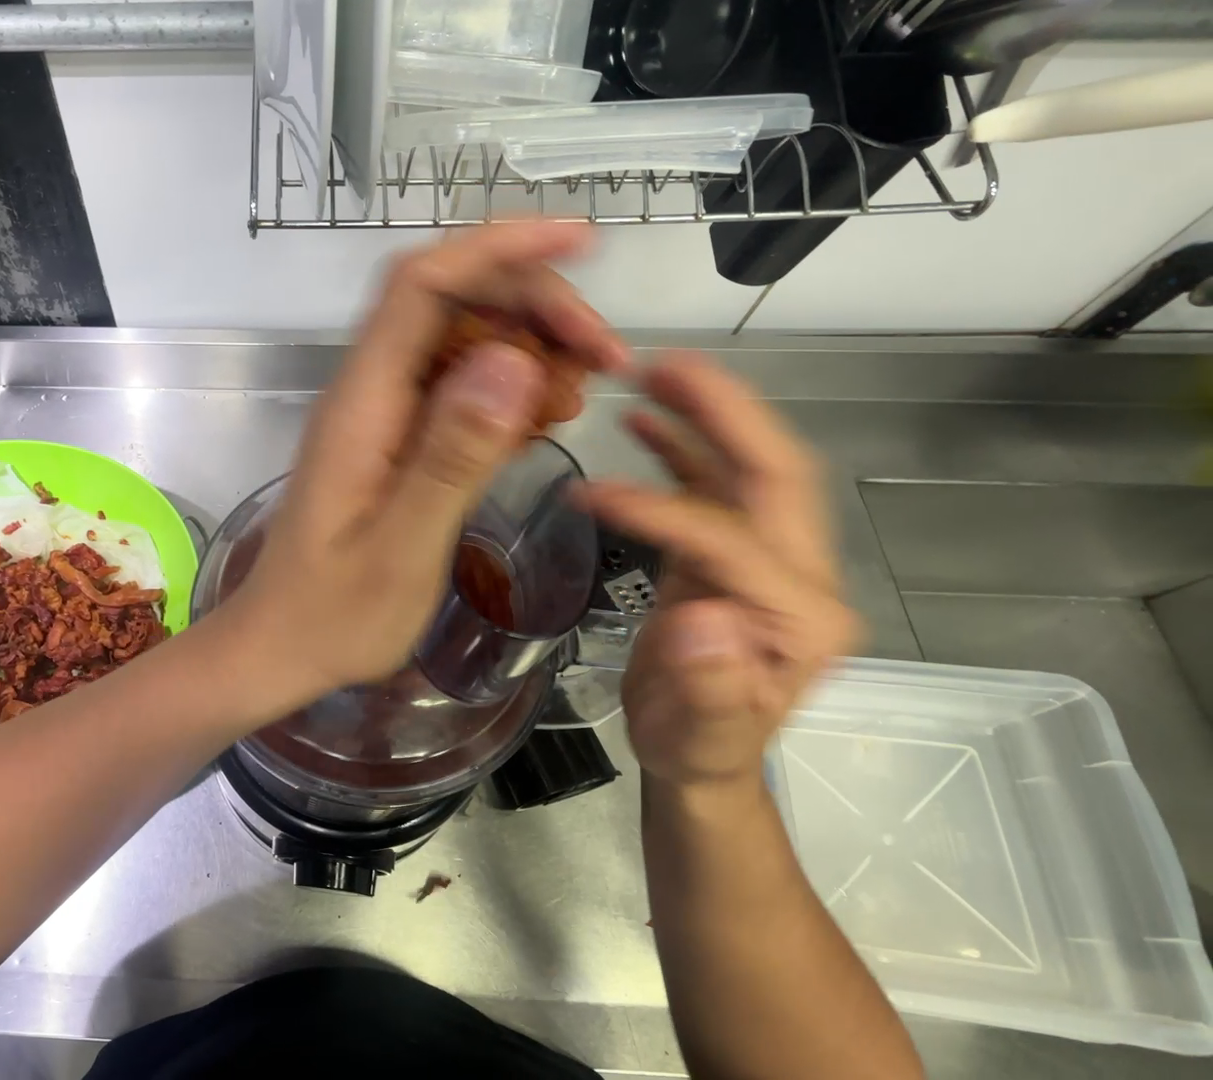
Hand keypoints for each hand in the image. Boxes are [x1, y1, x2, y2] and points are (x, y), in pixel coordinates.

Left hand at [217, 222, 629, 710]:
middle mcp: (369, 394)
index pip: (424, 286)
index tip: (584, 243)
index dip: (500, 247)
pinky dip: (507, 393)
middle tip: (606, 358)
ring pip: (461, 343)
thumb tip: (512, 359)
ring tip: (585, 391)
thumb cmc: (334, 615)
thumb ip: (451, 457)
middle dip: (534, 307)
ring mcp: (381, 417)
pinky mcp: (395, 445)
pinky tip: (546, 422)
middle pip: (452, 303)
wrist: (281, 648)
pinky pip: (457, 392)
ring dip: (529, 349)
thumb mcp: (402, 547)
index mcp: (363, 404)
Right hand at [583, 353, 858, 788]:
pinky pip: (715, 489)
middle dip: (725, 415)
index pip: (733, 539)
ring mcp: (769, 560)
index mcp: (803, 617)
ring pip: (747, 469)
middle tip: (665, 367)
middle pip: (775, 474)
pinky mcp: (733, 555)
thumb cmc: (699, 750)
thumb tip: (705, 623)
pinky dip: (683, 450)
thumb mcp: (701, 735)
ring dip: (705, 417)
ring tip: (650, 375)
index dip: (664, 509)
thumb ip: (713, 689)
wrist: (704, 757)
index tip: (591, 493)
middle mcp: (801, 574)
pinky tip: (645, 424)